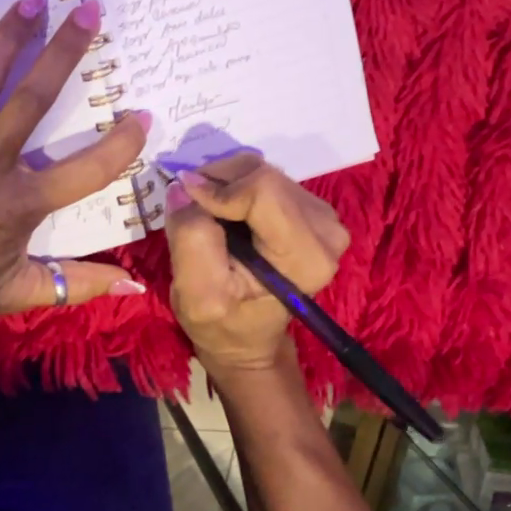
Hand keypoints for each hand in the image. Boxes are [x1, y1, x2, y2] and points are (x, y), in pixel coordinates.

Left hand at [0, 0, 150, 329]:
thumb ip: (75, 285)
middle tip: (89, 10)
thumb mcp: (16, 293)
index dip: (122, 144)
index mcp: (20, 202)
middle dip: (65, 52)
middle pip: (33, 100)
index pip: (86, 169)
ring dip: (7, 36)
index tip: (143, 115)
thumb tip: (134, 288)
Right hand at [163, 153, 349, 376]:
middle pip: (263, 174)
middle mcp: (326, 231)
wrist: (246, 340)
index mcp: (305, 255)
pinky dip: (236, 187)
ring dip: (225, 184)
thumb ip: (190, 237)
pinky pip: (266, 178)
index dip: (217, 189)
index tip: (185, 201)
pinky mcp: (312, 211)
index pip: (261, 189)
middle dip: (218, 182)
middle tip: (190, 204)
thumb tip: (183, 188)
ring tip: (205, 212)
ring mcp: (323, 218)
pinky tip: (223, 212)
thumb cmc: (222, 325)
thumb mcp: (195, 293)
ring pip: (262, 171)